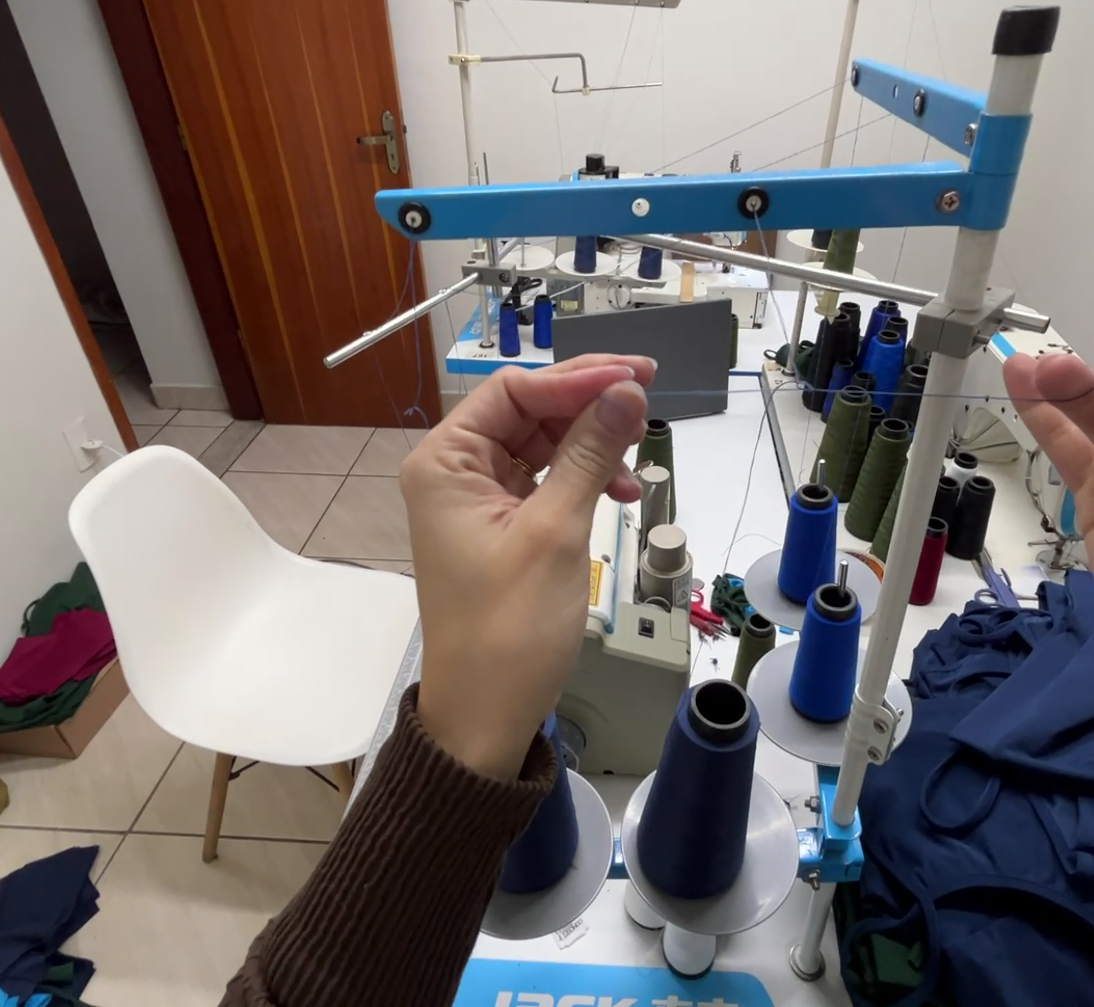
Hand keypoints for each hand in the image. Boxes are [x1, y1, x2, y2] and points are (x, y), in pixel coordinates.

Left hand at [401, 355, 654, 776]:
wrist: (487, 715)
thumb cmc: (510, 626)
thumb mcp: (555, 531)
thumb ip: (590, 453)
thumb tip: (628, 391)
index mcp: (446, 462)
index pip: (513, 392)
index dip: (576, 380)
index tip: (636, 377)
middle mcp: (457, 470)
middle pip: (528, 412)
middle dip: (588, 406)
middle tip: (647, 398)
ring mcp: (480, 499)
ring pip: (543, 444)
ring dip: (593, 444)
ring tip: (639, 454)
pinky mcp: (504, 525)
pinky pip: (547, 480)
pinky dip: (584, 478)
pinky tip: (622, 490)